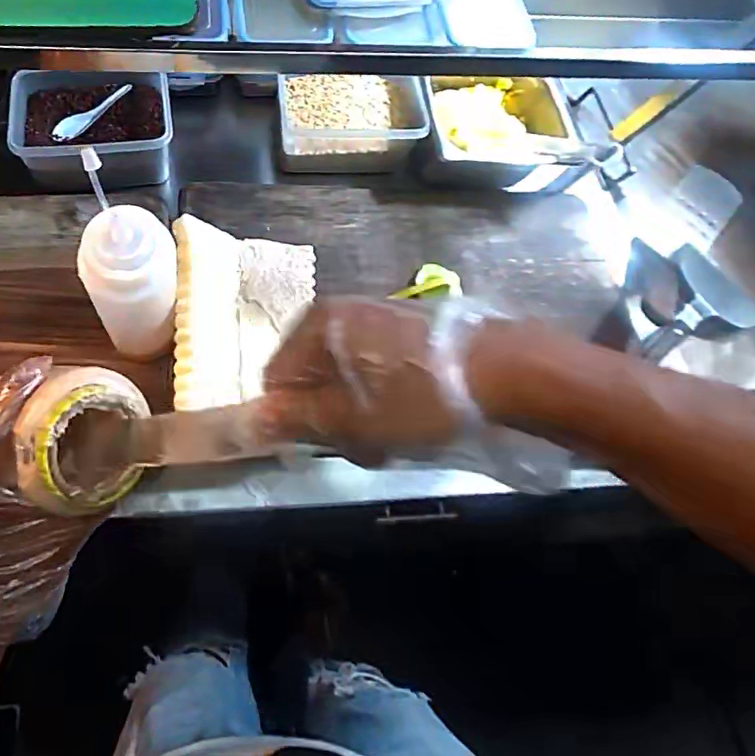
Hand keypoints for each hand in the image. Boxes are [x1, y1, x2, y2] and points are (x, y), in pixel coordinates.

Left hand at [0, 357, 105, 645]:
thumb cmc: (19, 577)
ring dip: (8, 398)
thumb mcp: (61, 539)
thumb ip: (91, 499)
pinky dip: (4, 418)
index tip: (43, 367)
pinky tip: (28, 412)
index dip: (13, 391)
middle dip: (13, 386)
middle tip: (48, 367)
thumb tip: (128, 465)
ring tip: (41, 381)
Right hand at [260, 296, 496, 464]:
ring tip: (393, 435)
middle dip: (330, 415)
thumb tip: (248, 422)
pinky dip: (382, 394)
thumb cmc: (419, 398)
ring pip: (344, 375)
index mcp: (318, 325)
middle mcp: (341, 311)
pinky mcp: (405, 328)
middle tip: (364, 444)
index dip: (295, 418)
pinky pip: (374, 366)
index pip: (277, 378)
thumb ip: (295, 419)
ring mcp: (376, 317)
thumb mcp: (352, 420)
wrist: (506, 370)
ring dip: (358, 410)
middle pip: (311, 375)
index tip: (327, 443)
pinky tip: (413, 414)